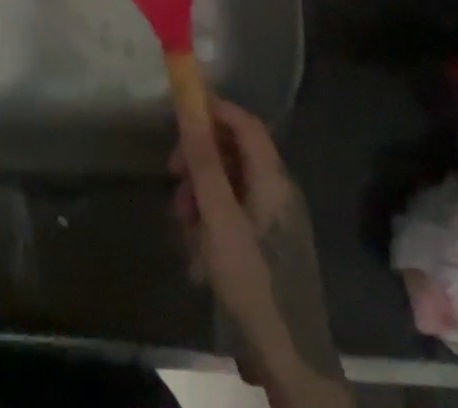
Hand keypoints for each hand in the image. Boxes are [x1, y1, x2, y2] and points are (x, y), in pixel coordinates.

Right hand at [170, 99, 350, 407]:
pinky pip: (230, 211)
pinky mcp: (266, 242)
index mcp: (273, 181)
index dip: (212, 108)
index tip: (174, 109)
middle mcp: (278, 192)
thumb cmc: (250, 276)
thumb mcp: (217, 216)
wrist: (286, 349)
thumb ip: (203, 161)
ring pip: (227, 183)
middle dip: (198, 157)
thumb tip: (192, 108)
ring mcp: (274, 219)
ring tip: (183, 223)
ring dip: (198, 192)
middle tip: (170, 175)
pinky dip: (209, 217)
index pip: (245, 123)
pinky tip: (196, 246)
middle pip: (233, 152)